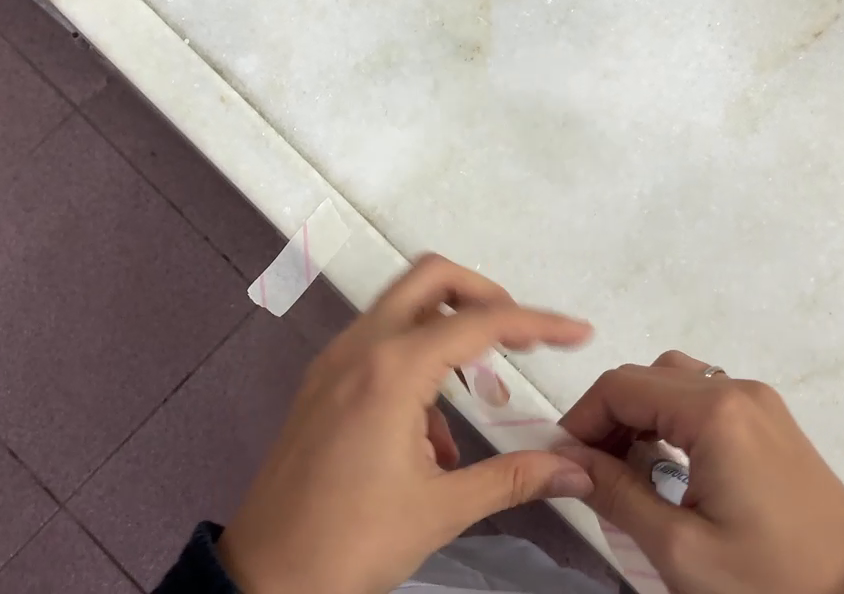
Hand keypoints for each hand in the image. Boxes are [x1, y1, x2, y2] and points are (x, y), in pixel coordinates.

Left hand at [218, 254, 595, 593]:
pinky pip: (377, 343)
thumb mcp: (441, 509)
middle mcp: (360, 345)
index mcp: (391, 368)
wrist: (265, 572)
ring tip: (475, 394)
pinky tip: (428, 432)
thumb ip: (513, 478)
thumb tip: (576, 468)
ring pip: (401, 307)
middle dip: (483, 295)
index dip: (536, 322)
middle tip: (519, 338)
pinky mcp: (321, 379)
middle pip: (430, 278)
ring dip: (446, 331)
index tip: (578, 333)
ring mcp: (334, 358)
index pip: (478, 322)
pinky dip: (413, 360)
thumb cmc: (354, 540)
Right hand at [557, 351, 843, 593]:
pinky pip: (702, 396)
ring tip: (626, 464)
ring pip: (672, 380)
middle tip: (591, 470)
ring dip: (638, 412)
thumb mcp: (681, 550)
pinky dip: (670, 416)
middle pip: (644, 377)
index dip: (582, 418)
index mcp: (713, 411)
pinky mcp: (772, 420)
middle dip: (607, 416)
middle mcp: (735, 389)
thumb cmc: (773, 585)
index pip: (620, 387)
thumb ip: (615, 494)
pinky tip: (667, 460)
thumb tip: (567, 458)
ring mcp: (759, 401)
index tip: (564, 461)